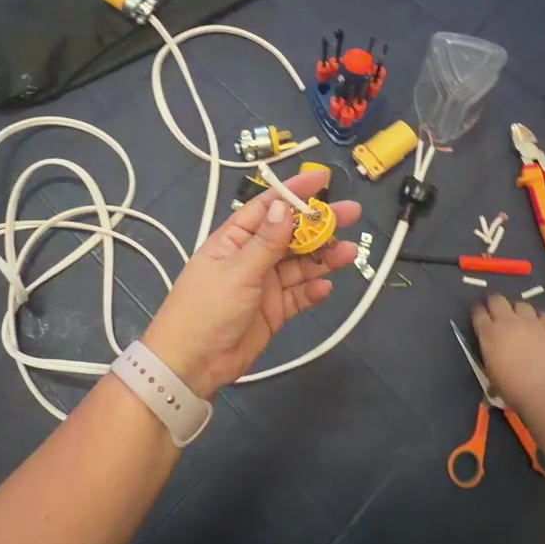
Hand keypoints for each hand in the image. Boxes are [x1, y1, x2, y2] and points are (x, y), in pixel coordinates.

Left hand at [140, 169, 358, 397]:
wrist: (192, 364)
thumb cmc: (206, 309)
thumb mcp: (237, 271)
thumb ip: (265, 242)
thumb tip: (284, 205)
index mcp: (234, 239)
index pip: (267, 207)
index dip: (294, 192)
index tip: (321, 179)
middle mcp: (251, 257)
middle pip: (291, 234)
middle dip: (319, 224)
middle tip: (352, 215)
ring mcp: (263, 284)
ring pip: (299, 264)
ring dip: (323, 257)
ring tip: (350, 252)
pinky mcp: (273, 311)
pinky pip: (298, 295)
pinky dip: (313, 290)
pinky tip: (326, 287)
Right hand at [471, 293, 544, 410]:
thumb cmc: (513, 388)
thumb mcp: (491, 373)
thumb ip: (490, 356)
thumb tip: (494, 356)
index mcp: (489, 333)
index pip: (478, 313)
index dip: (478, 311)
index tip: (479, 313)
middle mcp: (507, 321)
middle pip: (497, 300)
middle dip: (495, 302)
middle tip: (497, 311)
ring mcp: (530, 321)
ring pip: (521, 304)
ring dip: (519, 311)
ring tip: (522, 321)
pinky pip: (543, 314)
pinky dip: (540, 319)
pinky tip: (541, 328)